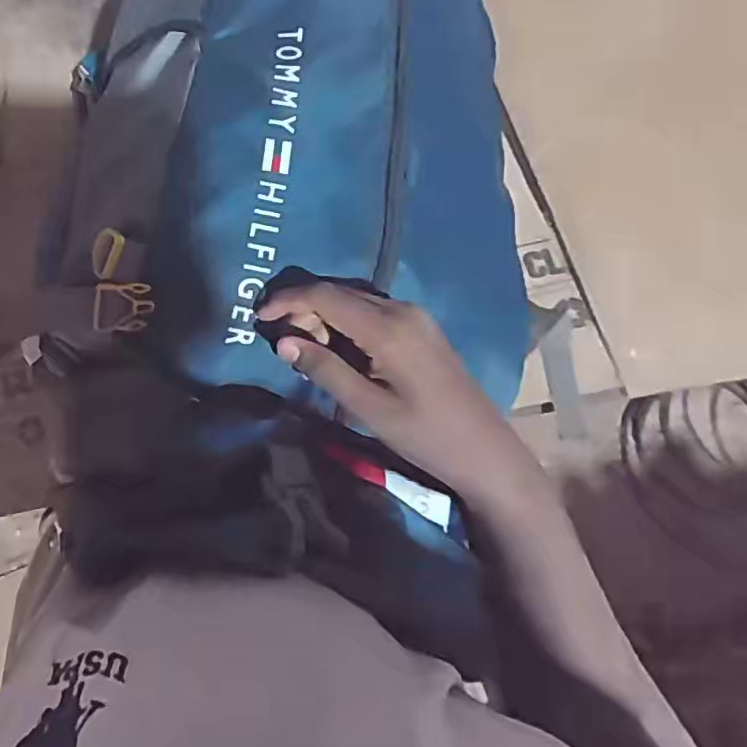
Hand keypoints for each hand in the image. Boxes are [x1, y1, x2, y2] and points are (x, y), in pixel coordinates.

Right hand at [257, 283, 549, 509]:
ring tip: (304, 348)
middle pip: (337, 292)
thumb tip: (283, 342)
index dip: (287, 300)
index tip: (258, 317)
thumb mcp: (367, 408)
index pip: (324, 295)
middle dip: (301, 308)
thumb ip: (324, 369)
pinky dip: (342, 322)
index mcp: (388, 327)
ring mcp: (415, 317)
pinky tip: (335, 347)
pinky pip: (369, 311)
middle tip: (281, 341)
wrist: (488, 454)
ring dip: (322, 315)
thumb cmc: (425, 436)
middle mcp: (402, 310)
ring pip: (353, 300)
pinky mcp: (420, 328)